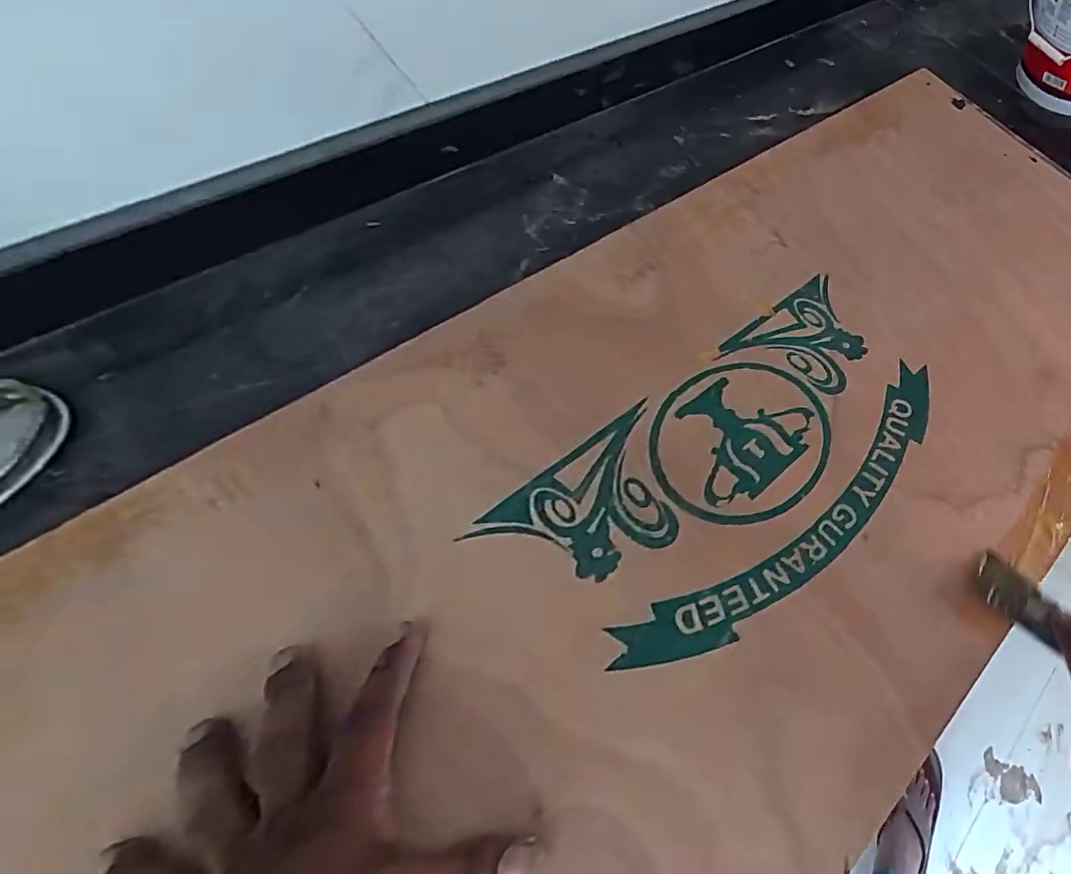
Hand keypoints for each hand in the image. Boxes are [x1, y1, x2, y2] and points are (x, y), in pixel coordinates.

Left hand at [106, 625, 536, 873]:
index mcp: (342, 804)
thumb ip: (474, 858)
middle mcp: (283, 820)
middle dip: (290, 699)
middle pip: (286, 748)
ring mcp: (228, 862)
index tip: (403, 632)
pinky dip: (136, 865)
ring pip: (217, 802)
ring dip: (208, 766)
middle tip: (285, 657)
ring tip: (201, 730)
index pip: (372, 723)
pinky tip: (117, 848)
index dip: (389, 676)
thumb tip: (540, 836)